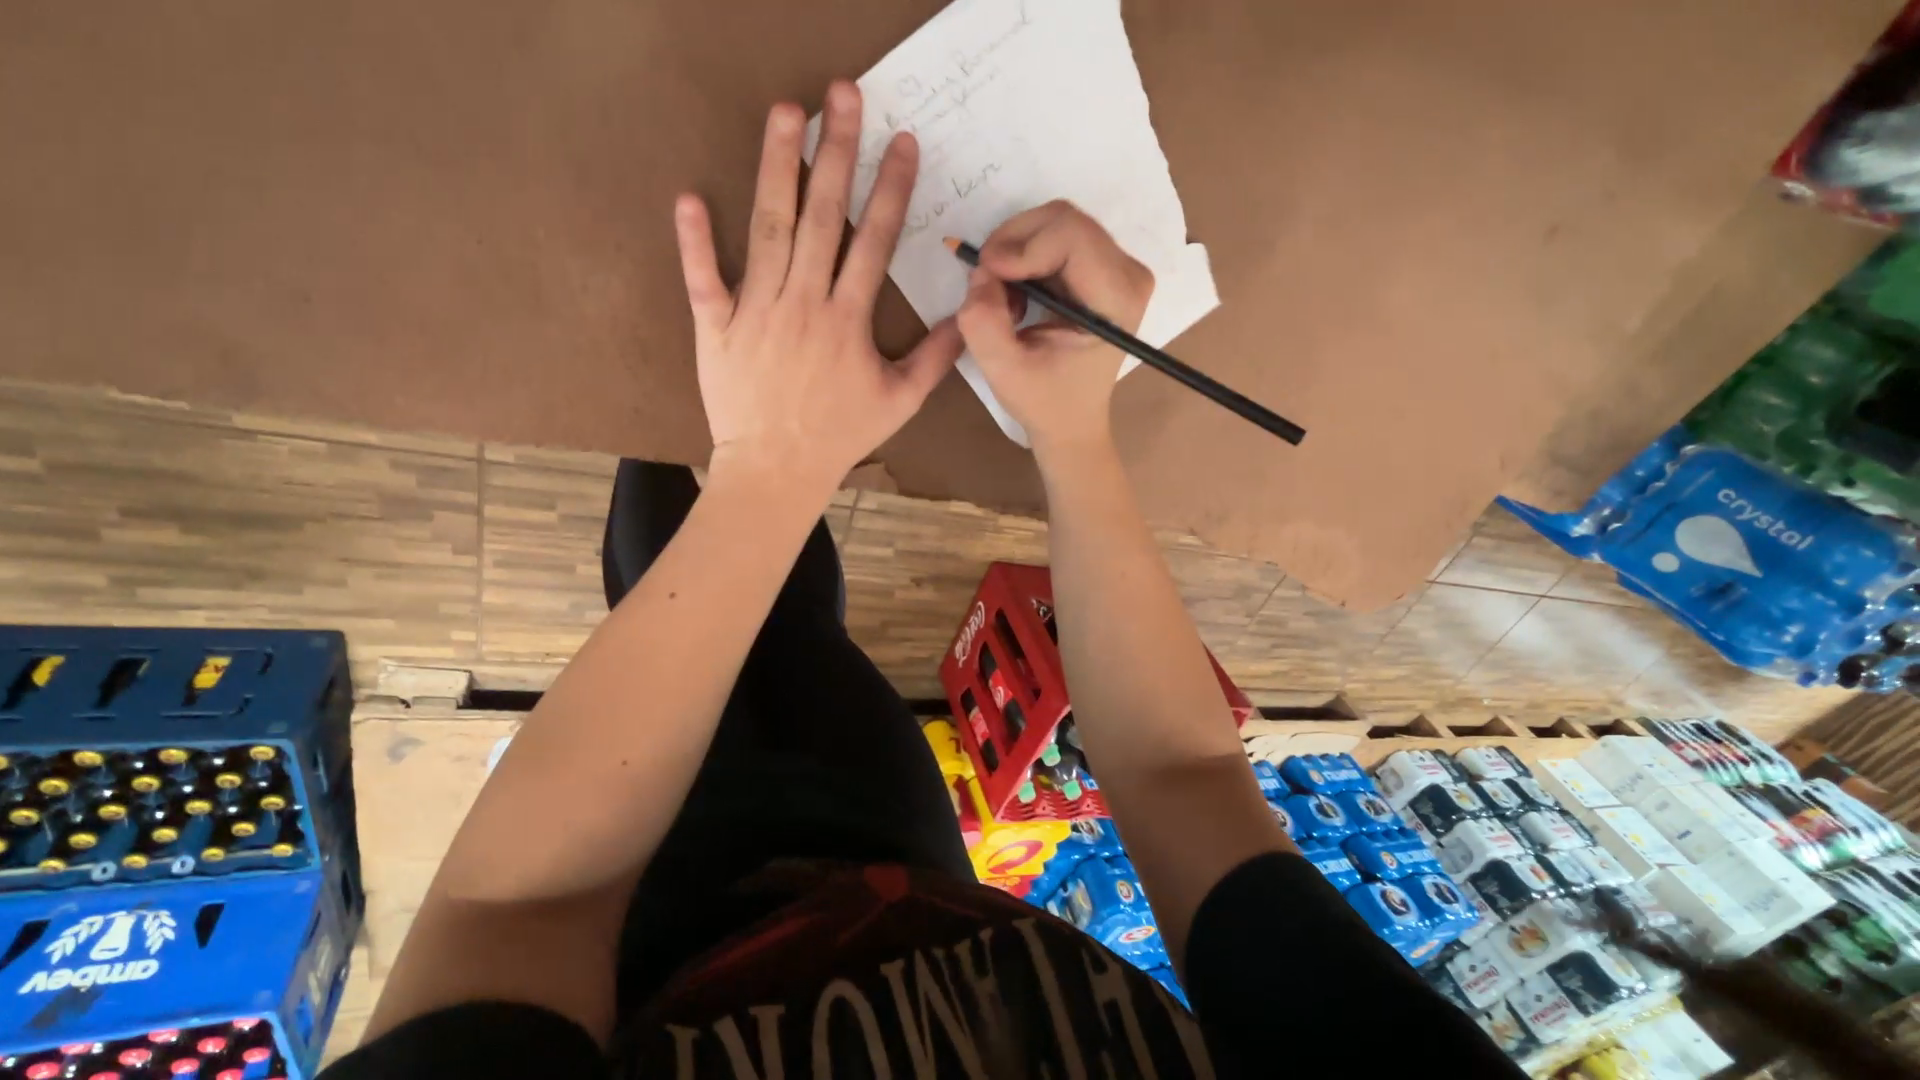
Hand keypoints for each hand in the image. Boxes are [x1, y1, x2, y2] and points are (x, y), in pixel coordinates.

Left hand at [674, 81, 962, 495]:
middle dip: (836, 153)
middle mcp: (804, 304)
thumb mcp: (901, 400)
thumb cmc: (840, 435)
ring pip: (767, 231)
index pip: (874, 241)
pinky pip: (703, 281)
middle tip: (842, 96)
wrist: (776, 470)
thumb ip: (937, 357)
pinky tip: (690, 198)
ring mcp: (757, 312)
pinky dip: (695, 243)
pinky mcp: (716, 327)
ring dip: (776, 170)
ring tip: (784, 115)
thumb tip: (968, 317)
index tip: (901, 141)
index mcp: (848, 319)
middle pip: (822, 217)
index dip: (890, 188)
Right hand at [954, 201, 1154, 455]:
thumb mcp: (1004, 372)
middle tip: (986, 282)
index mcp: (1117, 300)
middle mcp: (1128, 274)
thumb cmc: (1045, 402)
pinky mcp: (1102, 266)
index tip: (987, 276)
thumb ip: (984, 323)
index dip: (1021, 246)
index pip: (1071, 235)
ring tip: (1004, 295)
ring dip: (1016, 250)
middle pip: (1064, 218)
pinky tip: (1017, 294)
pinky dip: (1024, 256)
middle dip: (1014, 242)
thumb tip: (979, 272)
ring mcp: (1118, 267)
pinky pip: (1055, 235)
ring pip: (1056, 221)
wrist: (1072, 421)